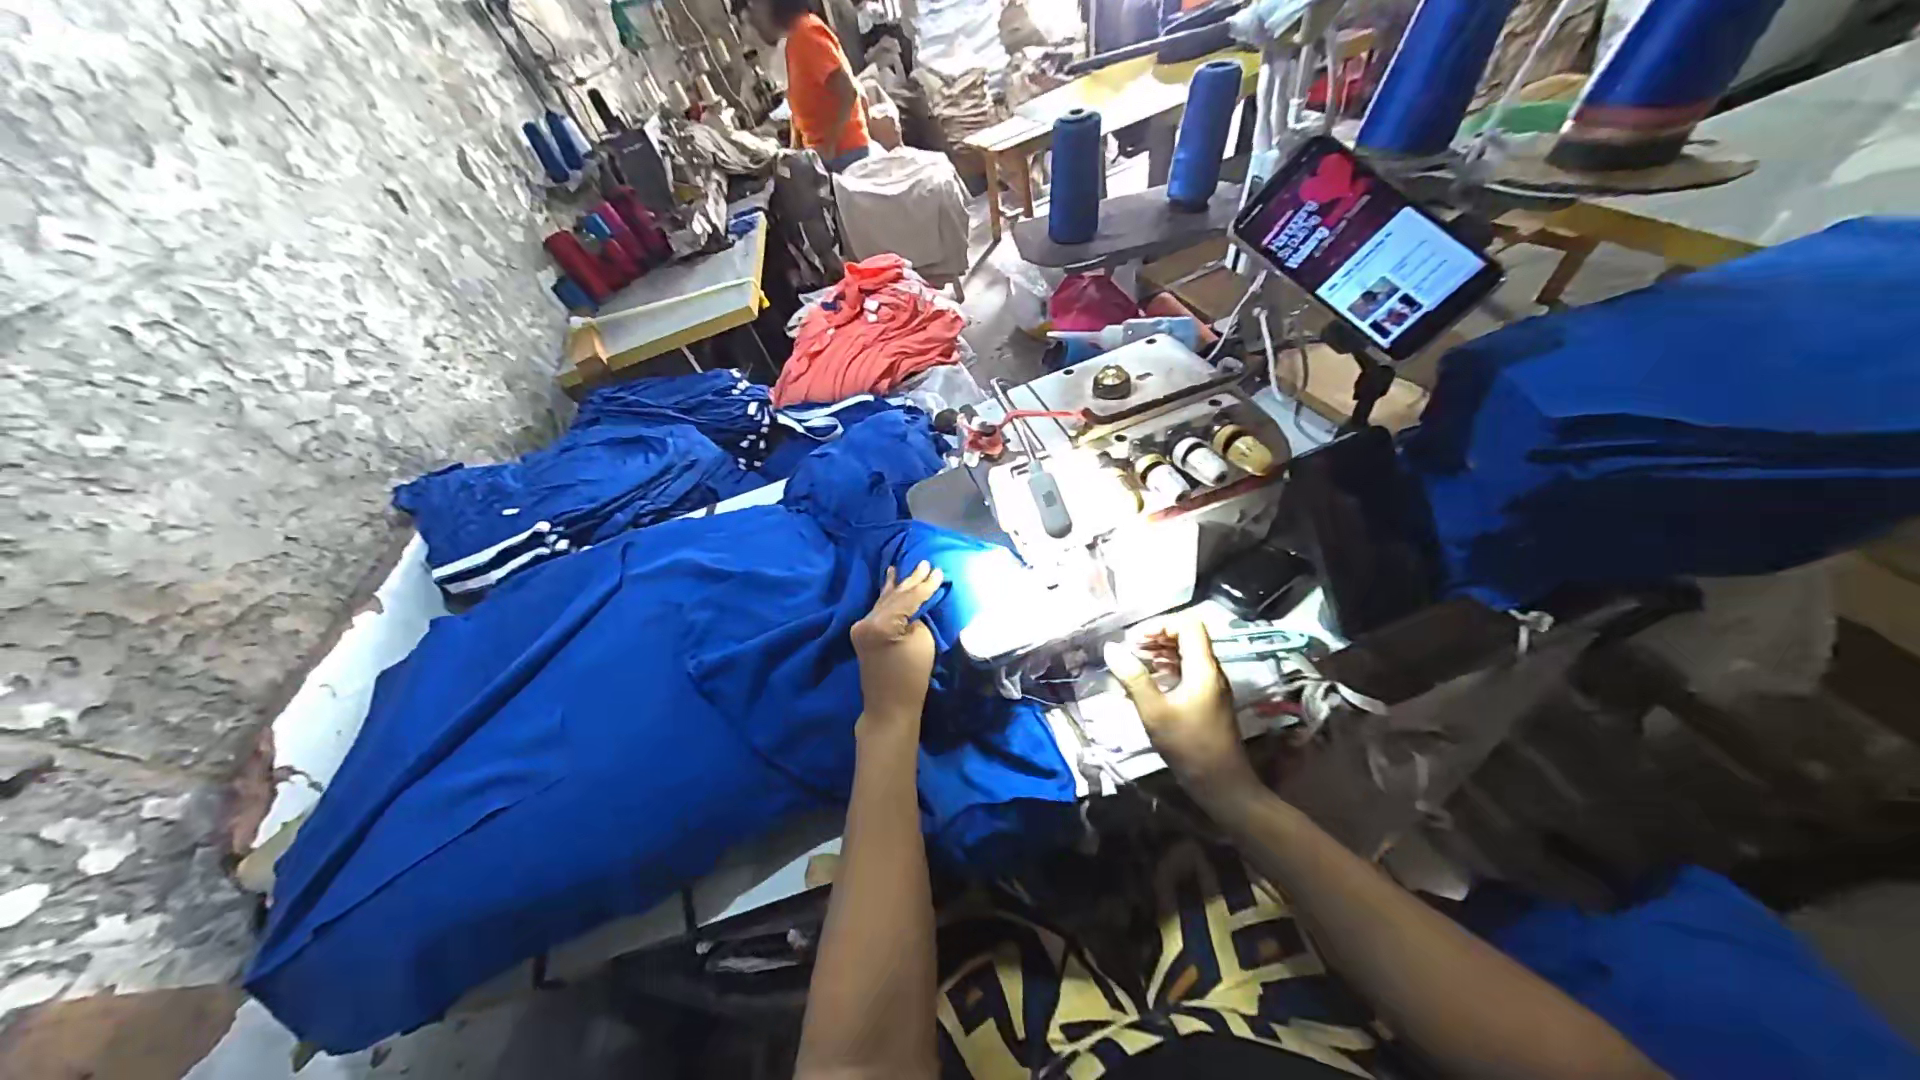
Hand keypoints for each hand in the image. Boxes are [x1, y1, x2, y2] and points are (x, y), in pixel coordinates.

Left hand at [851, 561, 944, 725]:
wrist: (888, 706)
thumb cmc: (911, 677)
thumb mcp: (923, 642)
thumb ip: (917, 618)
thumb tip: (913, 608)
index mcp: (881, 623)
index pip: (908, 598)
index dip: (925, 585)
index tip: (937, 571)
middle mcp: (866, 620)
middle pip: (894, 596)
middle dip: (911, 581)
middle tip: (925, 563)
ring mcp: (861, 626)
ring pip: (884, 600)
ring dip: (898, 586)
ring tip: (905, 568)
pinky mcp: (862, 633)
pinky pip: (878, 609)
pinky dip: (888, 597)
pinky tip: (890, 583)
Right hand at [1103, 619, 1260, 801]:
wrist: (1223, 784)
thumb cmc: (1188, 746)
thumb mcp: (1154, 712)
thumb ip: (1133, 678)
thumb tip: (1111, 648)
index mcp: (1203, 668)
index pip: (1189, 624)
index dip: (1160, 624)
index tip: (1135, 640)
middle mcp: (1211, 671)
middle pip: (1188, 636)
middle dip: (1158, 636)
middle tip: (1131, 649)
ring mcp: (1211, 685)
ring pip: (1188, 654)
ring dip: (1161, 652)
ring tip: (1136, 661)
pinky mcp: (1208, 699)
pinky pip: (1188, 671)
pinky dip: (1168, 667)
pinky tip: (1151, 680)